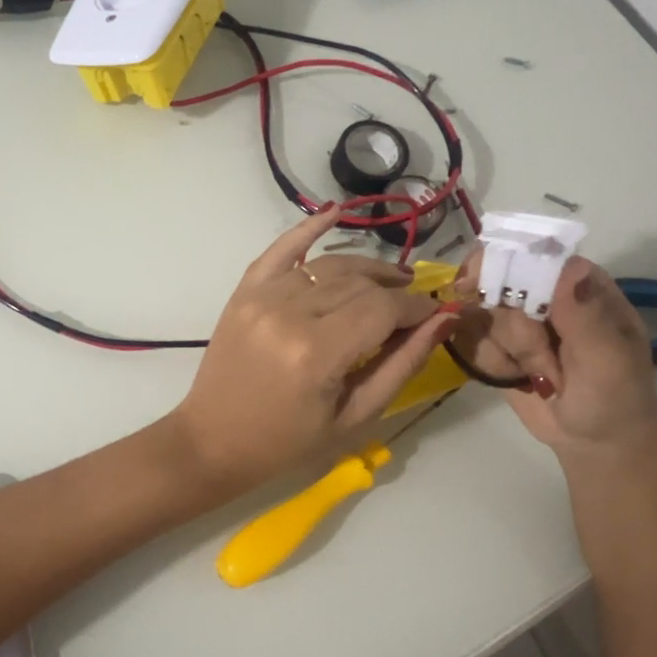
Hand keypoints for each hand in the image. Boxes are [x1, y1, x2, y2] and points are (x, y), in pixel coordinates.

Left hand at [170, 207, 462, 489]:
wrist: (213, 441)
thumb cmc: (287, 443)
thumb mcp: (354, 418)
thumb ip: (401, 365)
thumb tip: (442, 321)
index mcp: (318, 352)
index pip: (383, 309)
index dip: (416, 308)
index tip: (434, 315)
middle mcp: (289, 314)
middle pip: (359, 284)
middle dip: (394, 291)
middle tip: (412, 304)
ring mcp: (262, 298)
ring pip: (328, 266)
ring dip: (364, 269)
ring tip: (389, 280)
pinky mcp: (244, 293)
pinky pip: (280, 249)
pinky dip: (307, 229)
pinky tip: (335, 213)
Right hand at [454, 254, 656, 459]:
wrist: (595, 442)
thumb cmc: (614, 398)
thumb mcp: (607, 359)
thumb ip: (584, 315)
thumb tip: (569, 268)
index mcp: (581, 285)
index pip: (532, 257)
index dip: (501, 265)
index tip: (473, 284)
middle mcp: (545, 295)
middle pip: (496, 288)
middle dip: (512, 331)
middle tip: (540, 362)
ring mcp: (518, 321)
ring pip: (480, 318)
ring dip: (505, 354)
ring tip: (540, 376)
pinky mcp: (498, 346)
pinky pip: (471, 342)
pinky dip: (491, 364)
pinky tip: (517, 379)